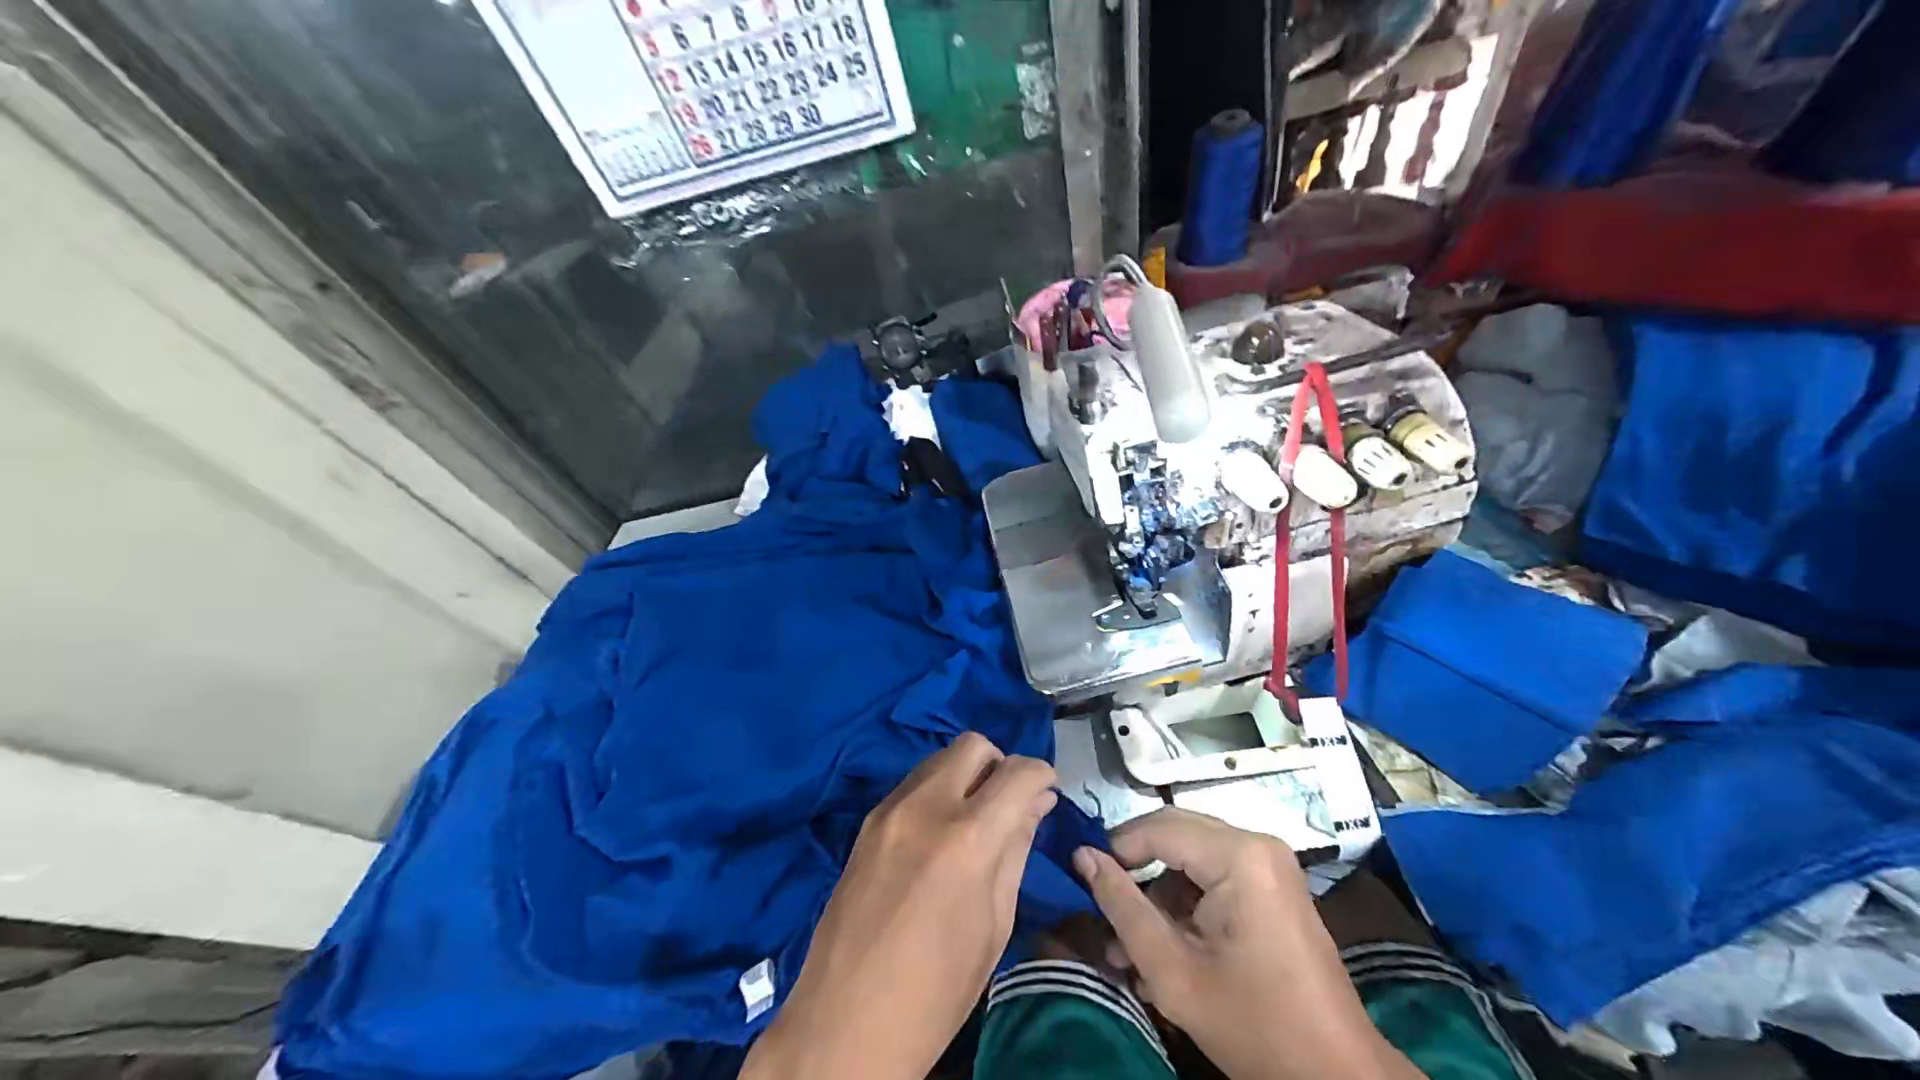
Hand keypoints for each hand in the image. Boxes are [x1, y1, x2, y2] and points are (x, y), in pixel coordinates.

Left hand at [741, 733, 1057, 1079]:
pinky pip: (913, 784)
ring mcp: (889, 810)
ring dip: (966, 774)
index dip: (1042, 774)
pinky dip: (937, 792)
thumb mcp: (994, 923)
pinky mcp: (866, 822)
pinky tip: (940, 833)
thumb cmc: (937, 989)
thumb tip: (1035, 804)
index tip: (1048, 790)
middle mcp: (925, 806)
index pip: (1018, 771)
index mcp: (968, 837)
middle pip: (973, 745)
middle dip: (1001, 764)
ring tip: (975, 818)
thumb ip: (1016, 850)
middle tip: (1010, 802)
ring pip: (939, 759)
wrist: (846, 1020)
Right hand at [1075, 809, 1422, 1079]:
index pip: (1157, 828)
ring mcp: (1269, 864)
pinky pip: (1213, 875)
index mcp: (1239, 855)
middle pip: (1174, 834)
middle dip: (1135, 872)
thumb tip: (1082, 856)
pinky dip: (1184, 904)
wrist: (1337, 1078)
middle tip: (1102, 909)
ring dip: (1156, 895)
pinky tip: (1164, 949)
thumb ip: (1121, 905)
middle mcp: (1256, 844)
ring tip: (1127, 948)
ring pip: (1190, 856)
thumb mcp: (1170, 968)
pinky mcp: (1272, 885)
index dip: (1115, 850)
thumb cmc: (1252, 1024)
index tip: (1082, 881)